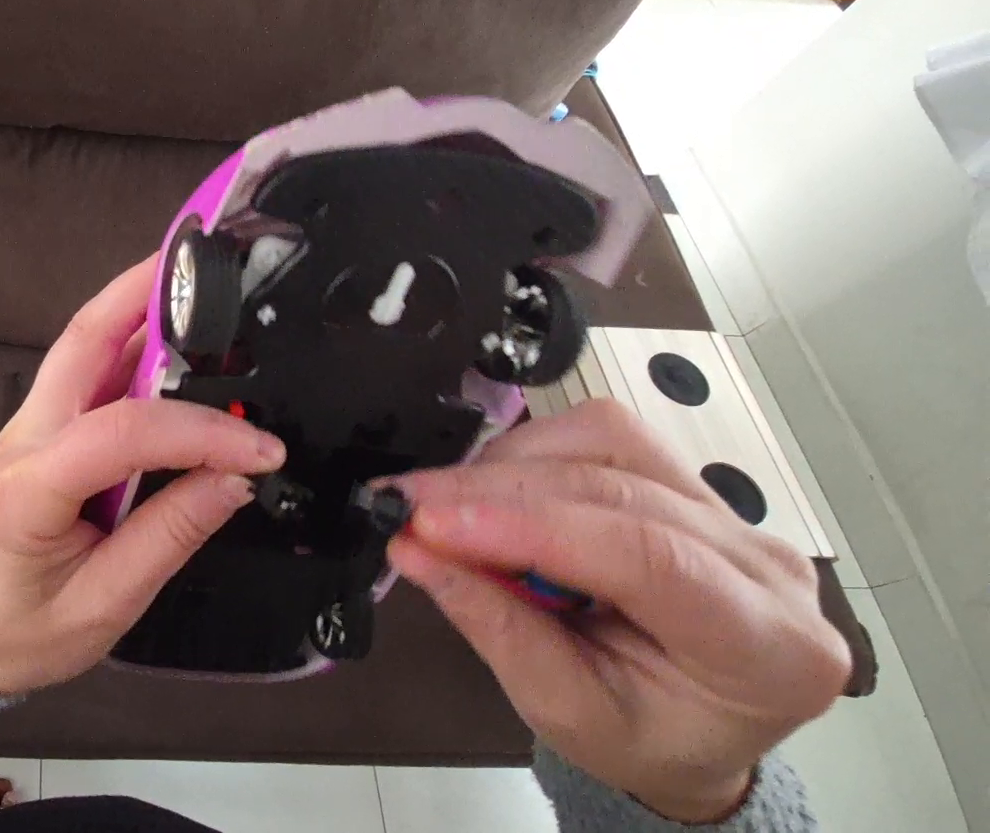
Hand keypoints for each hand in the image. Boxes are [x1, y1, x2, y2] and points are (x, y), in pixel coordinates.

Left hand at [0, 256, 285, 695]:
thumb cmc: (20, 630)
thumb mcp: (103, 604)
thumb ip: (169, 536)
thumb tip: (235, 478)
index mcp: (30, 487)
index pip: (122, 432)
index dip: (198, 431)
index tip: (259, 447)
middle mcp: (24, 435)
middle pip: (83, 341)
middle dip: (141, 293)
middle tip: (202, 266)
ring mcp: (28, 425)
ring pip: (84, 346)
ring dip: (138, 310)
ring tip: (198, 290)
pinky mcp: (42, 429)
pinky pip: (88, 373)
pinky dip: (132, 346)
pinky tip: (174, 344)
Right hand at [387, 400, 849, 822]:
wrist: (684, 726)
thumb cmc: (636, 736)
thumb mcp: (563, 709)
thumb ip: (494, 627)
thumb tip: (411, 549)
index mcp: (766, 648)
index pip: (649, 557)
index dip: (530, 528)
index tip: (428, 523)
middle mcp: (763, 563)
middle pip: (615, 487)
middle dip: (493, 490)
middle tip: (402, 504)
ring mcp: (727, 510)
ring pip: (605, 439)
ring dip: (507, 464)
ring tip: (447, 506)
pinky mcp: (681, 479)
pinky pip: (598, 433)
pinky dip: (526, 452)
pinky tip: (493, 494)